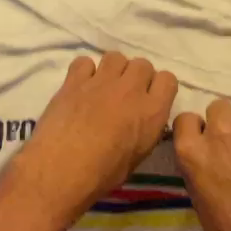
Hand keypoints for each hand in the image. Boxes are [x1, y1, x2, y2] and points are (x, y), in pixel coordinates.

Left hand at [0, 52, 177, 230]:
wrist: (62, 169)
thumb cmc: (103, 173)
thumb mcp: (138, 156)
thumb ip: (147, 129)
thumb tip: (144, 121)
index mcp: (152, 111)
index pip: (168, 79)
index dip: (159, 87)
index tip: (150, 98)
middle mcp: (131, 90)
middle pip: (142, 64)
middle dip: (137, 76)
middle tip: (125, 94)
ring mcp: (102, 82)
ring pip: (116, 57)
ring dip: (113, 69)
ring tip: (104, 87)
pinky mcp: (74, 81)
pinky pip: (85, 62)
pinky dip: (85, 71)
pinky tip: (80, 87)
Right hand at [172, 99, 230, 230]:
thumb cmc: (229, 226)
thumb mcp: (198, 198)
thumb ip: (196, 167)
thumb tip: (202, 157)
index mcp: (192, 151)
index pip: (185, 119)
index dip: (193, 129)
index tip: (200, 142)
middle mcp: (218, 133)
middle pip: (216, 107)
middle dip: (220, 121)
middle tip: (227, 143)